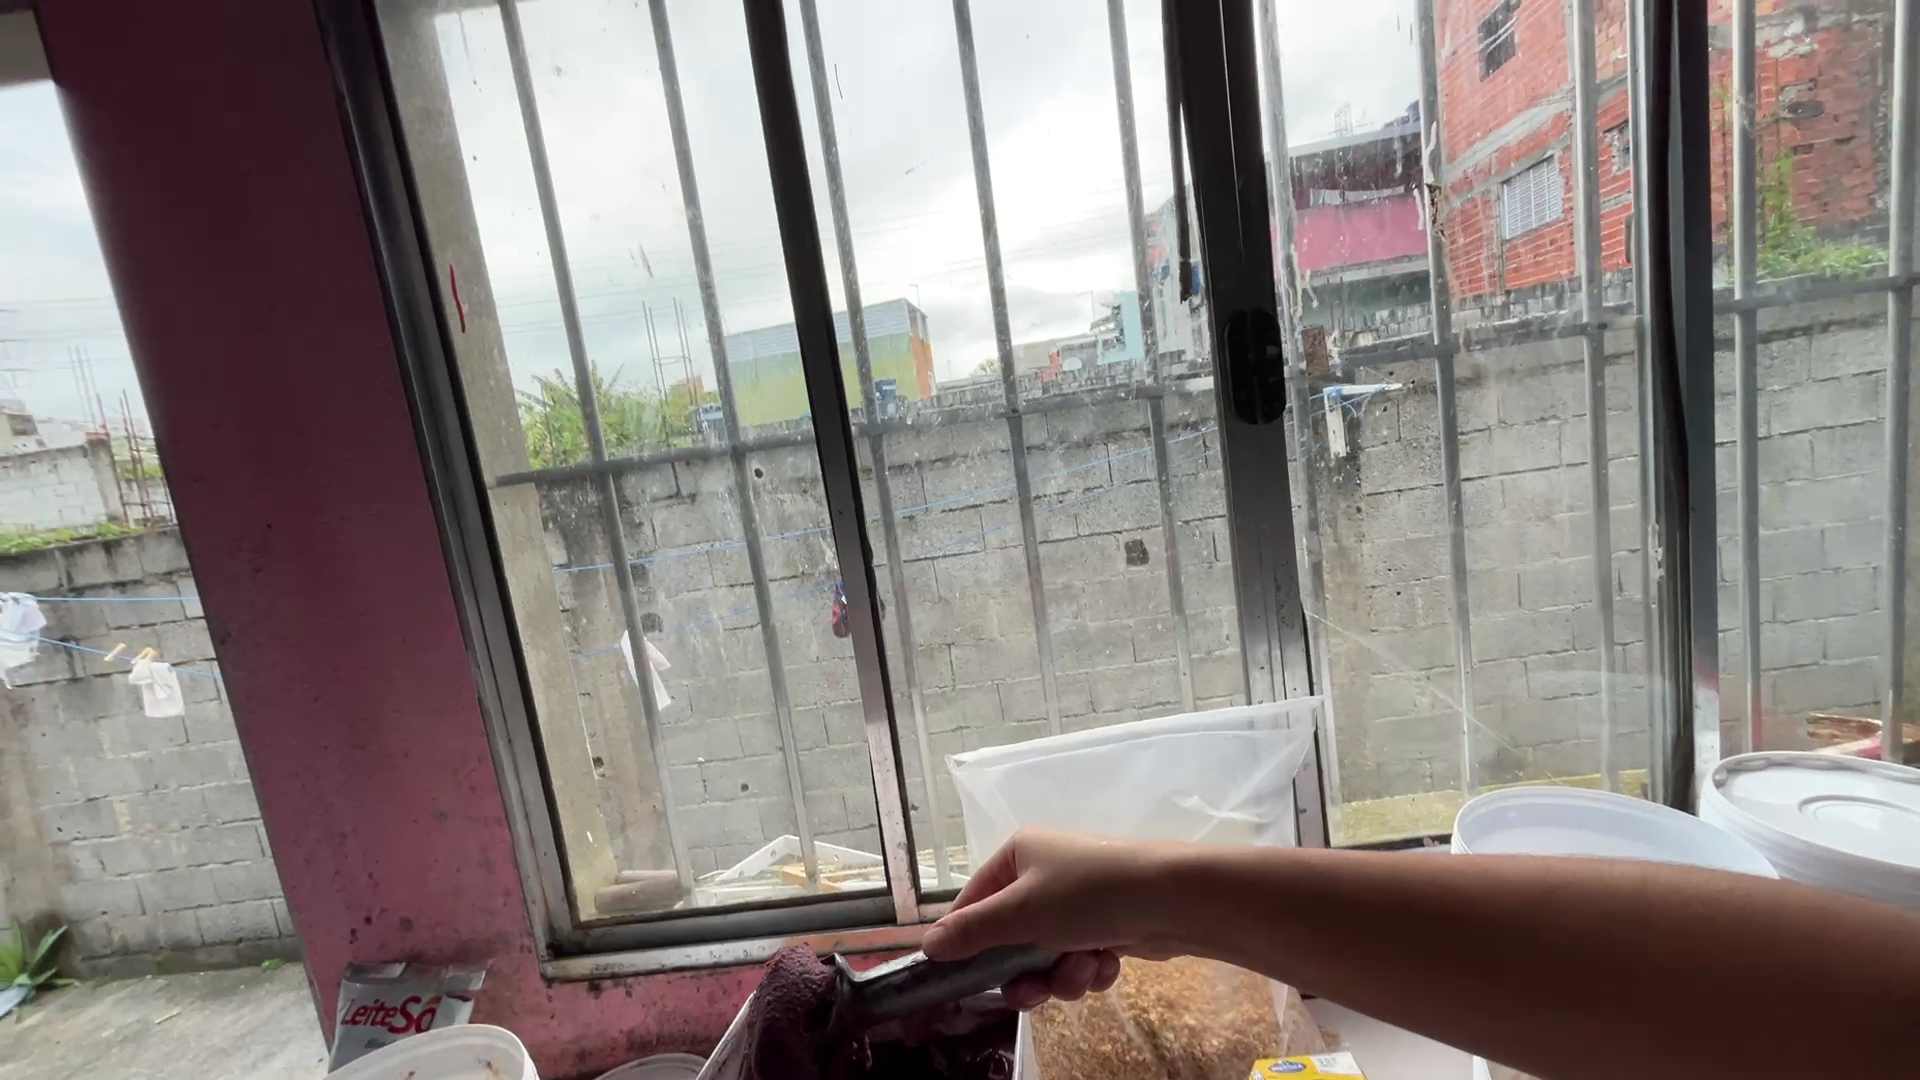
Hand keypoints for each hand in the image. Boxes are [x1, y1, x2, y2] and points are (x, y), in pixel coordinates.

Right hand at [921, 829, 1188, 1009]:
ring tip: (1083, 968)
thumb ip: (972, 932)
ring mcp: (1074, 899)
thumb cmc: (1086, 895)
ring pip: (1045, 954)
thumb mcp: (1021, 913)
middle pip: (1011, 936)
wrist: (1168, 900)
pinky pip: (1077, 956)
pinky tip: (1106, 962)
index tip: (961, 978)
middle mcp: (1042, 872)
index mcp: (1018, 854)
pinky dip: (1088, 967)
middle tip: (1033, 991)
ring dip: (1061, 973)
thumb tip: (927, 945)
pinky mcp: (1102, 922)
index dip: (967, 938)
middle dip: (1026, 969)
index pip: (974, 899)